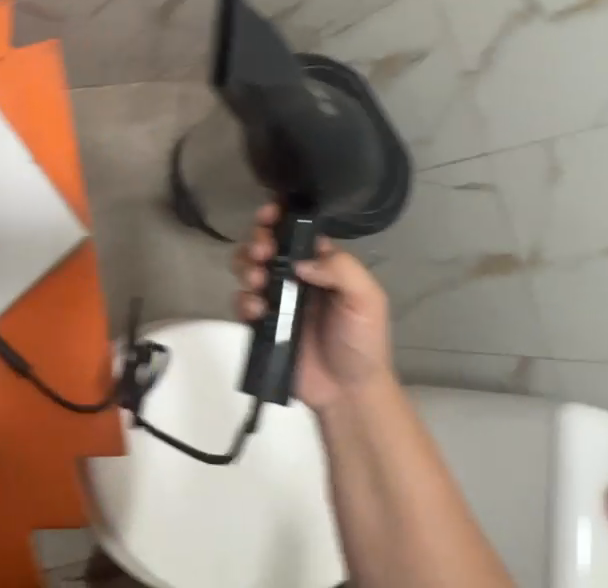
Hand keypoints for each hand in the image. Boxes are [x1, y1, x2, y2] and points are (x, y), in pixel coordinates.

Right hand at [232, 205, 392, 408]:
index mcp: (320, 263)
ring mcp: (275, 298)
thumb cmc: (362, 341)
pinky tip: (256, 310)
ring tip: (257, 281)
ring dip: (246, 266)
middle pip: (265, 243)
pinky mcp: (260, 323)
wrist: (348, 392)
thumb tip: (300, 261)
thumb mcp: (367, 299)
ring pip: (247, 267)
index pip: (295, 230)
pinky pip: (240, 302)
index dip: (278, 217)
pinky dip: (242, 300)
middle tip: (262, 253)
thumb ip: (341, 269)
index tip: (268, 215)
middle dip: (257, 241)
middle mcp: (294, 276)